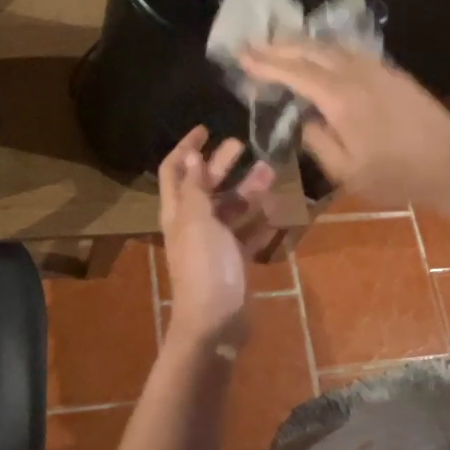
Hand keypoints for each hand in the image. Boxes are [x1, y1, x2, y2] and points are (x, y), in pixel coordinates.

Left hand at [158, 126, 276, 351]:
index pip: (174, 170)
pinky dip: (258, 219)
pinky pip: (247, 232)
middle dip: (221, 163)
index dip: (185, 147)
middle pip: (204, 185)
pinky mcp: (234, 260)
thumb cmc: (203, 266)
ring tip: (269, 171)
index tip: (205, 128)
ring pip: (230, 207)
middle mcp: (193, 223)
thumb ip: (195, 188)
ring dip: (246, 188)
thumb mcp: (196, 220)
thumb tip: (191, 155)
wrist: (216, 321)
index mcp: (177, 211)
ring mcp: (214, 243)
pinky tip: (275, 206)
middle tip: (242, 145)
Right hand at [240, 43, 449, 208]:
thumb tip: (302, 119)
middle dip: (277, 46)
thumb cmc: (397, 176)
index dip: (266, 64)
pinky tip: (316, 51)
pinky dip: (323, 46)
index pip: (294, 72)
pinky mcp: (388, 70)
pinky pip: (347, 49)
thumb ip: (317, 141)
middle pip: (308, 50)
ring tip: (276, 44)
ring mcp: (374, 68)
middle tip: (250, 45)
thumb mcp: (347, 172)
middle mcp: (354, 74)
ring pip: (328, 45)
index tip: (241, 57)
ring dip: (299, 42)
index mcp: (340, 99)